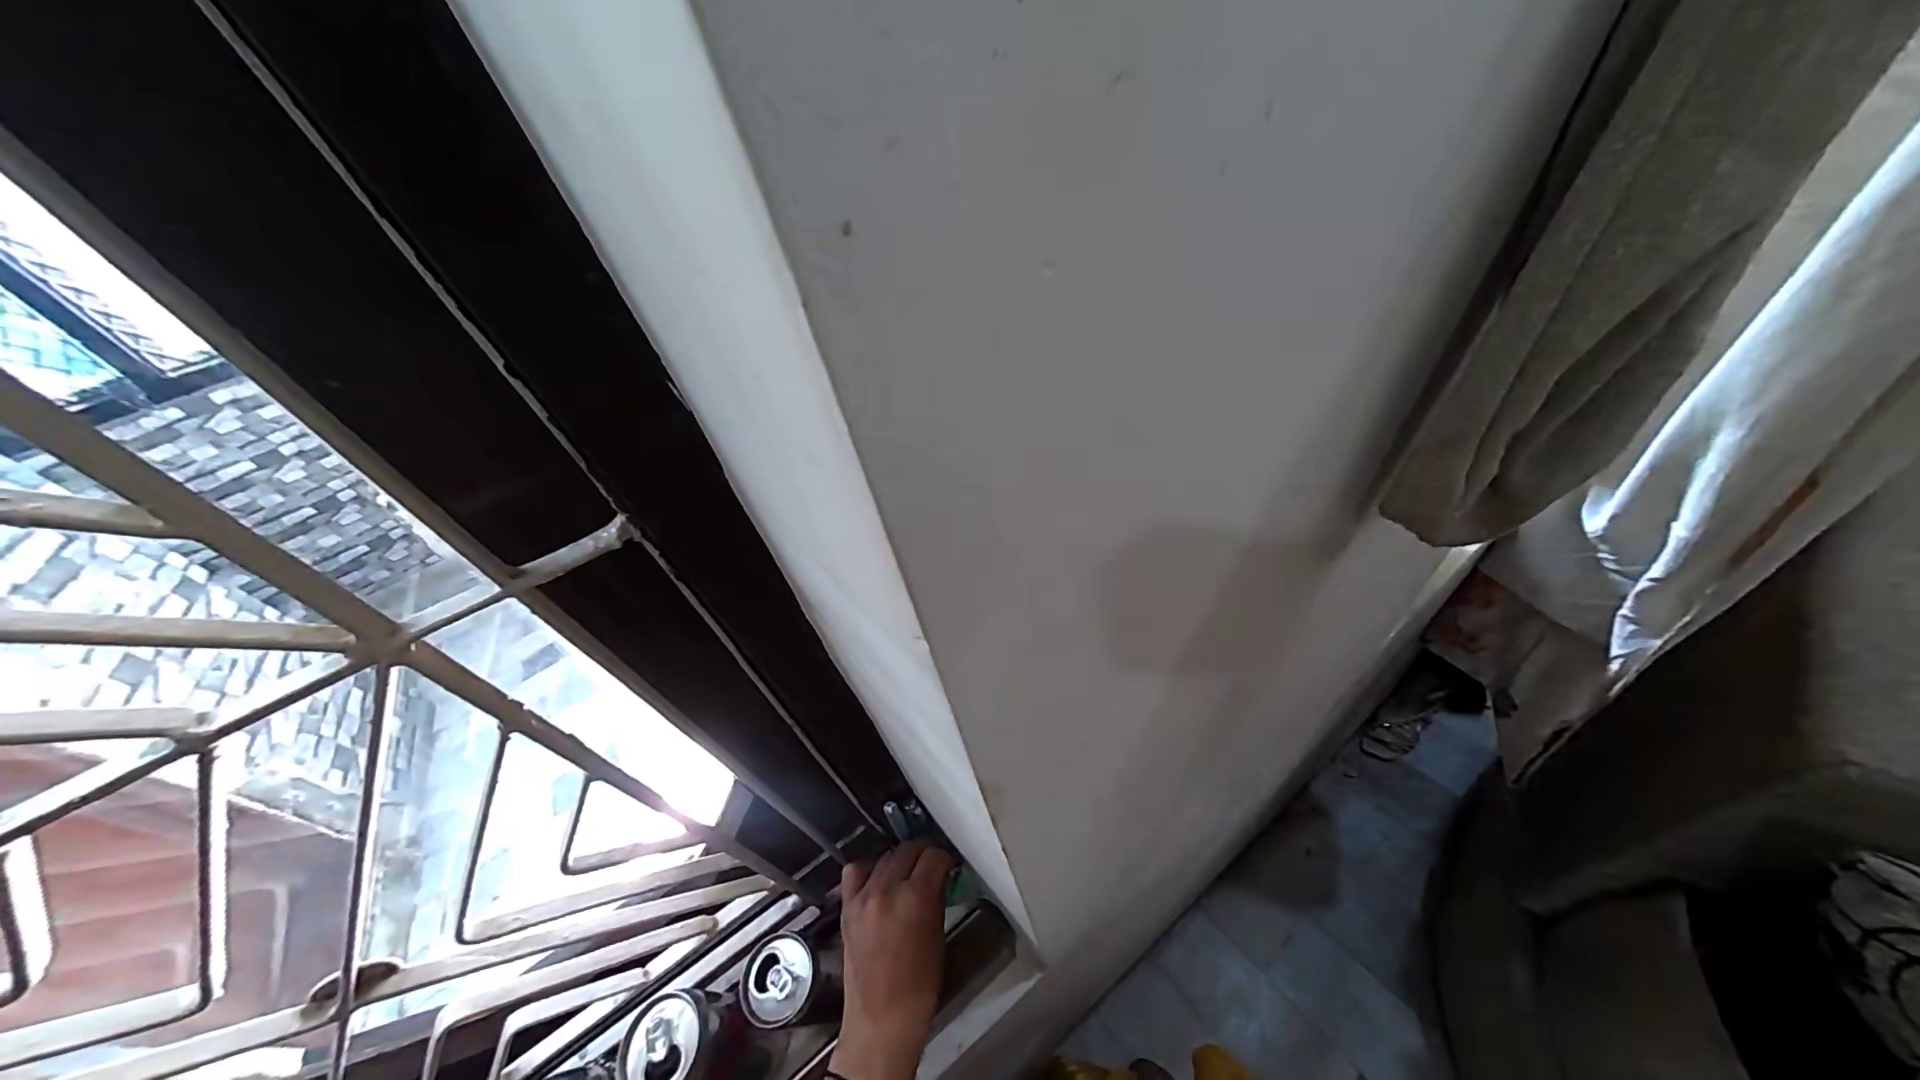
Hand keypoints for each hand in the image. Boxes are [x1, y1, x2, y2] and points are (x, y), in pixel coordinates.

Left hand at [830, 842, 954, 1079]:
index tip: (949, 864)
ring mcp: (863, 896)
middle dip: (924, 853)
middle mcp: (887, 889)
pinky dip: (869, 870)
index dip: (945, 857)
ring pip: (884, 857)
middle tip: (932, 865)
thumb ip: (936, 899)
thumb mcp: (937, 936)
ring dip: (899, 860)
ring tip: (907, 873)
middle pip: (908, 849)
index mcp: (916, 897)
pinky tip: (878, 880)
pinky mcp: (847, 907)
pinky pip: (855, 872)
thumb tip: (938, 877)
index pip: (934, 855)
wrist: (881, 1019)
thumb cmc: (919, 986)